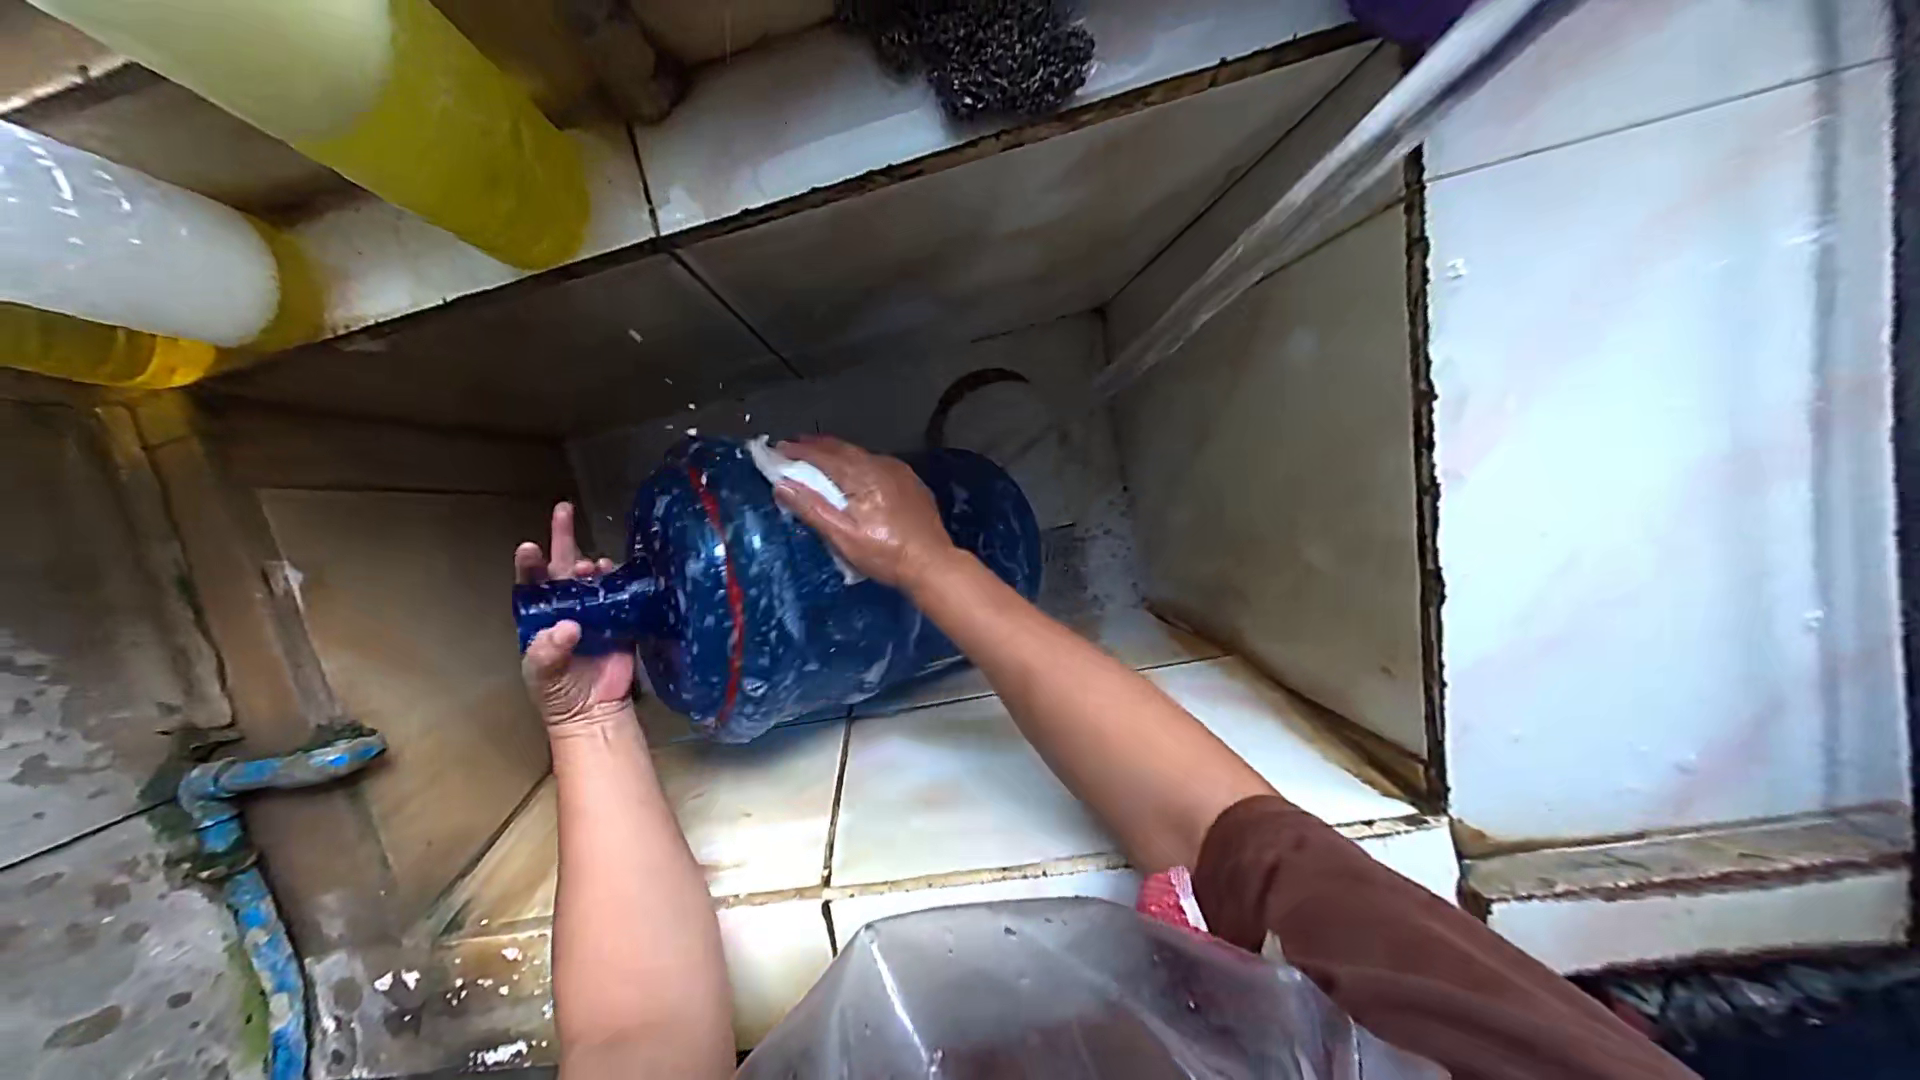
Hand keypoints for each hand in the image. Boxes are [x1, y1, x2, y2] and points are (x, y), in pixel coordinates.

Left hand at [514, 502, 632, 729]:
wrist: (594, 711)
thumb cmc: (558, 694)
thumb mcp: (542, 675)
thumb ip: (549, 652)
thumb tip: (568, 626)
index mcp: (540, 616)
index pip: (532, 583)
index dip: (531, 564)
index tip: (530, 547)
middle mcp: (567, 606)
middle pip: (564, 567)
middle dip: (563, 538)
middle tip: (563, 509)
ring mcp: (597, 612)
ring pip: (595, 578)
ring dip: (594, 566)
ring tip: (594, 565)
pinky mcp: (622, 621)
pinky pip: (624, 596)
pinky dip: (623, 583)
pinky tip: (619, 574)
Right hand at [772, 435, 960, 589]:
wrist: (932, 564)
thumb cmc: (886, 555)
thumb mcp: (842, 536)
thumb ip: (812, 508)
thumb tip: (782, 486)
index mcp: (862, 476)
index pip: (823, 455)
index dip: (799, 451)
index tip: (779, 449)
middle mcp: (882, 465)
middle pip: (843, 449)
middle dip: (816, 447)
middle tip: (794, 448)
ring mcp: (899, 472)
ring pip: (861, 455)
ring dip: (838, 454)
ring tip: (819, 458)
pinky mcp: (910, 482)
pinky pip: (878, 464)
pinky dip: (859, 464)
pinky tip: (854, 473)